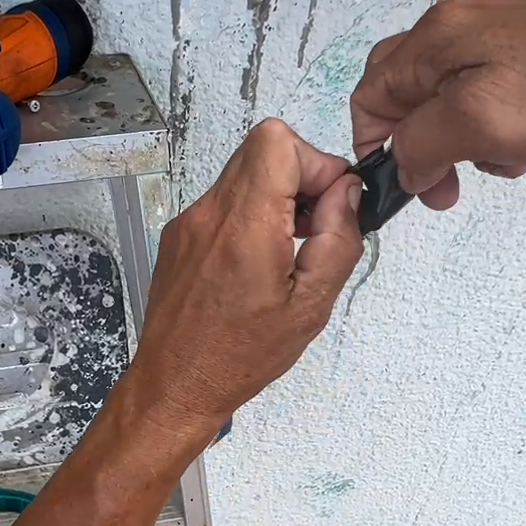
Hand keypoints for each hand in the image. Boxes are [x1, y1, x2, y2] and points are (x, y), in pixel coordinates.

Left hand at [124, 119, 364, 430]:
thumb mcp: (310, 306)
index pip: (277, 142)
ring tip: (285, 251)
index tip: (328, 205)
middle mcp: (209, 214)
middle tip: (311, 228)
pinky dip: (249, 217)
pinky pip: (223, 203)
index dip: (315, 163)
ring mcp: (188, 222)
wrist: (177, 383)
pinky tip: (255, 264)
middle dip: (300, 178)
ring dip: (275, 198)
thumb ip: (338, 238)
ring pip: (243, 174)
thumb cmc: (239, 356)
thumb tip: (347, 191)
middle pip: (262, 149)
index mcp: (244, 225)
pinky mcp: (178, 235)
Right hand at [349, 0, 525, 208]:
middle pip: (403, 100)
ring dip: (454, 148)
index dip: (375, 145)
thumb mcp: (472, 123)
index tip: (407, 184)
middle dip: (415, 149)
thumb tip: (406, 168)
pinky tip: (518, 156)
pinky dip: (487, 139)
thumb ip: (416, 146)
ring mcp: (499, 44)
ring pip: (443, 107)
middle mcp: (460, 31)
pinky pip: (484, 106)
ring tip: (492, 171)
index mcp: (435, 37)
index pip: (369, 95)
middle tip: (443, 188)